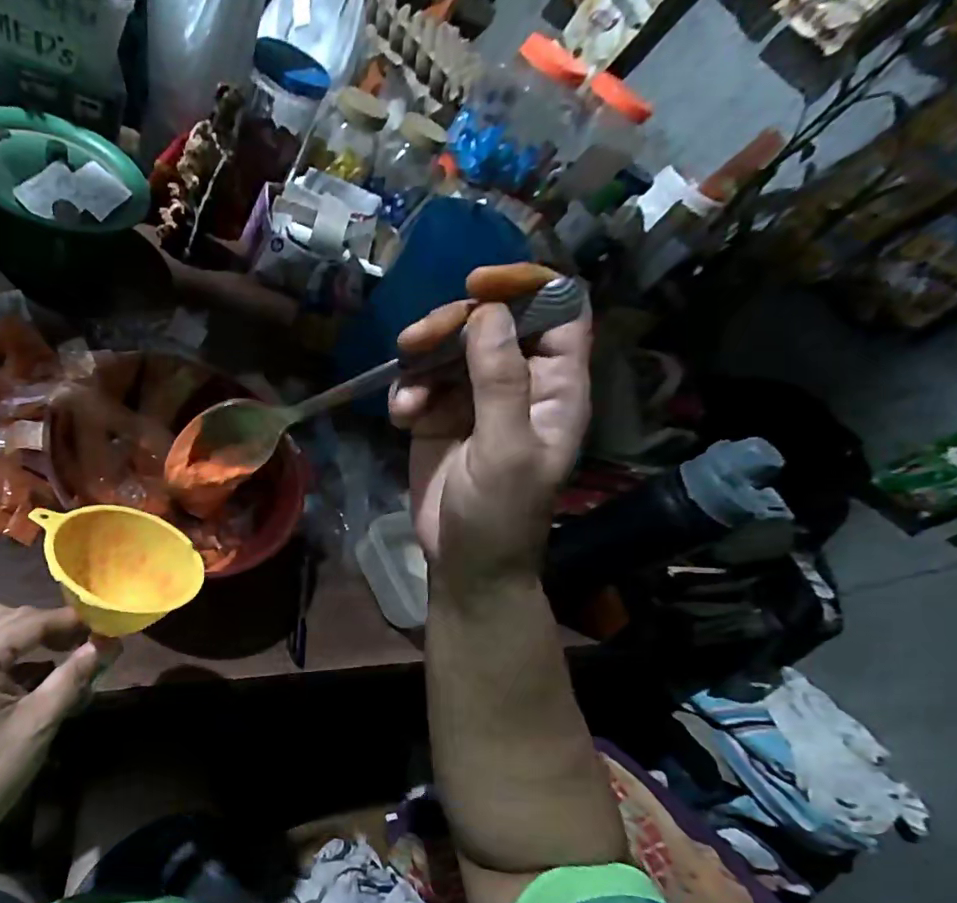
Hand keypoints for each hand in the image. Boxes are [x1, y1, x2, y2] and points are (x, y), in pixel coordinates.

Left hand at [0, 605, 117, 844]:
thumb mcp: (39, 723)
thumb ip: (72, 678)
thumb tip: (106, 645)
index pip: (28, 623)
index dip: (68, 621)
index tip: (103, 624)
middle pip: (10, 619)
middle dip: (51, 626)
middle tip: (89, 640)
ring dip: (32, 635)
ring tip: (69, 649)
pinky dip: (16, 652)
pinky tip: (42, 668)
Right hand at [389, 300, 591, 599]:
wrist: (463, 563)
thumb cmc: (500, 513)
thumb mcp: (505, 448)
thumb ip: (499, 381)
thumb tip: (487, 313)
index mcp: (555, 386)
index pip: (556, 312)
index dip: (525, 288)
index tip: (479, 286)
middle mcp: (517, 383)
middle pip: (491, 324)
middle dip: (453, 325)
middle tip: (417, 339)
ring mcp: (473, 400)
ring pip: (449, 350)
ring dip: (421, 360)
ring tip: (405, 395)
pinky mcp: (436, 417)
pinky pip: (419, 382)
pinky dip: (406, 391)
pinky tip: (400, 415)